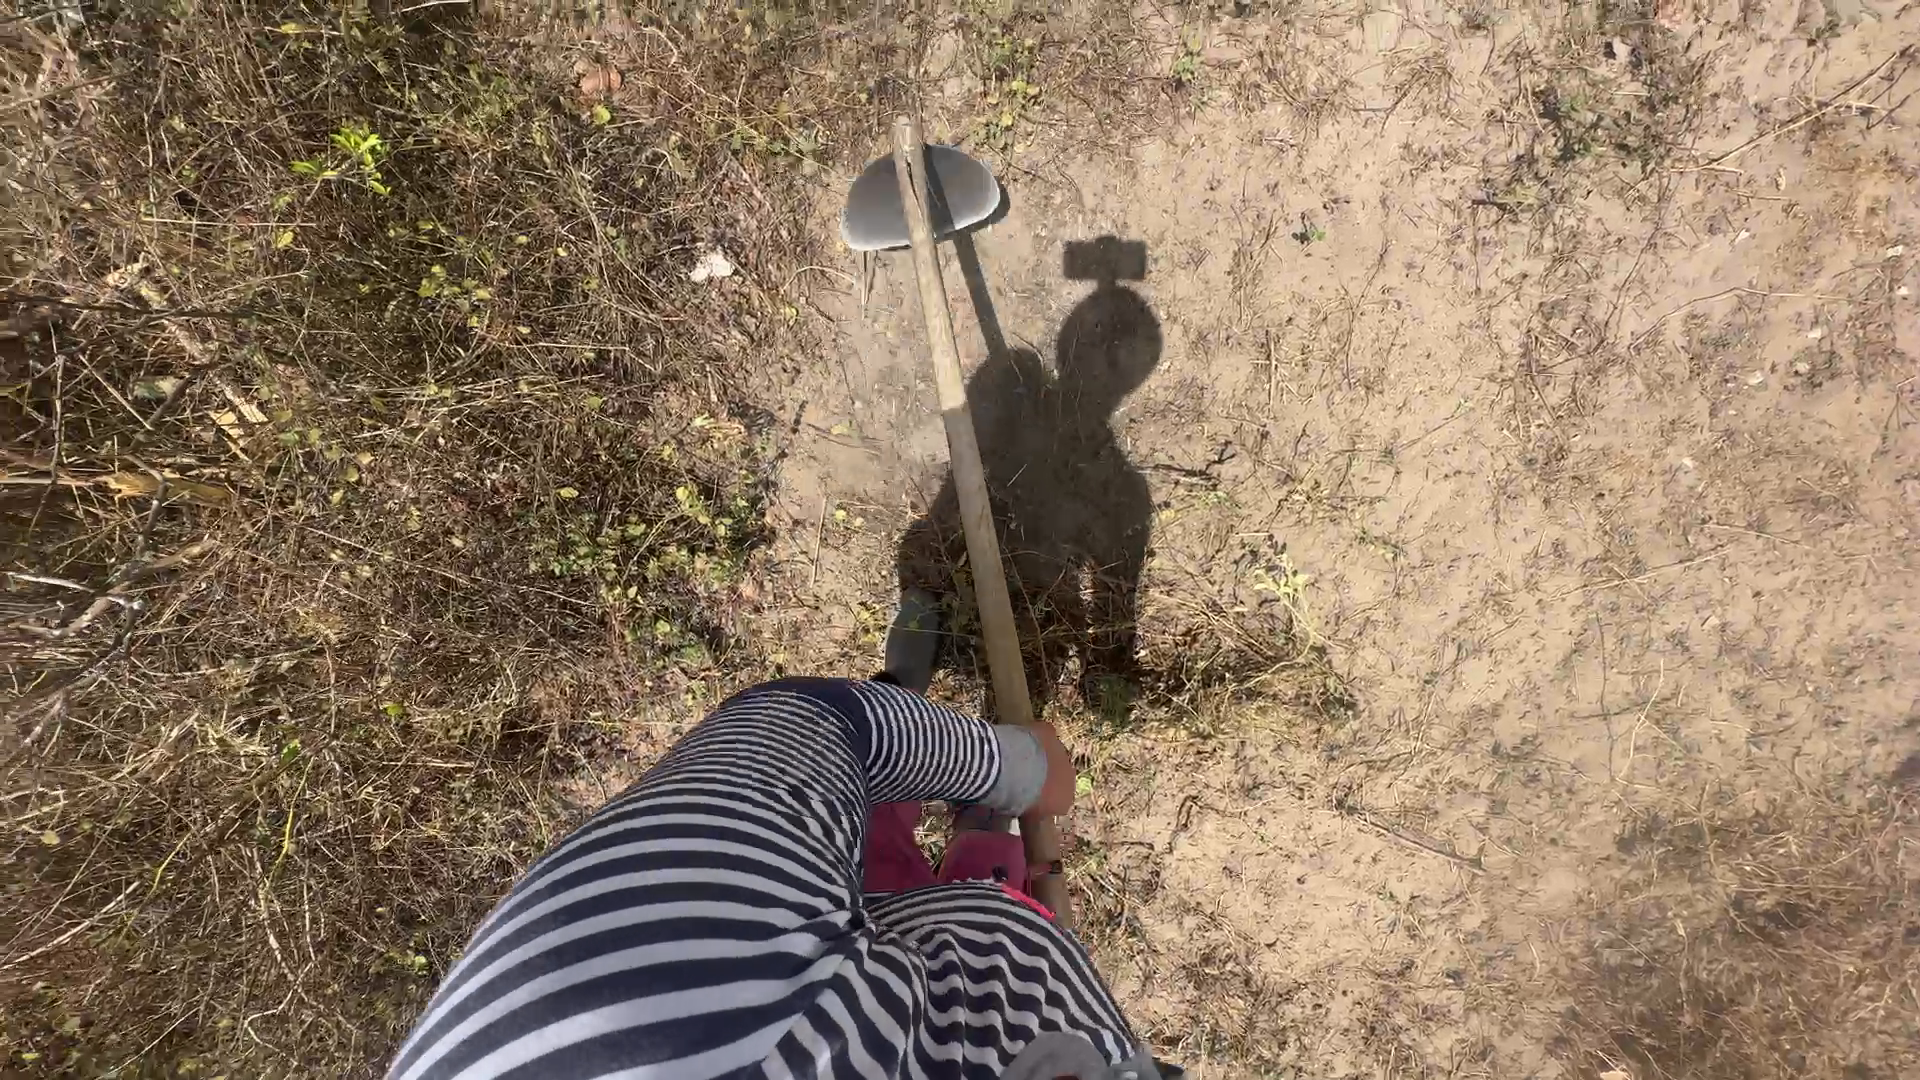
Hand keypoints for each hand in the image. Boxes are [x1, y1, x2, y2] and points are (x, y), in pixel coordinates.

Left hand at [1026, 721, 1075, 816]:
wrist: (1016, 770)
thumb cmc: (1018, 800)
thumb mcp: (1025, 815)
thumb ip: (1030, 815)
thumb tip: (1024, 818)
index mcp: (1065, 799)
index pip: (1060, 800)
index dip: (1043, 797)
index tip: (1029, 797)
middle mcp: (1069, 775)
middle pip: (1058, 775)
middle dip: (1044, 775)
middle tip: (1022, 777)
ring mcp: (1060, 751)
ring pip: (1052, 753)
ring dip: (1039, 755)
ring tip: (1018, 757)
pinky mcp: (1049, 732)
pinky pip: (1044, 734)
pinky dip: (1035, 736)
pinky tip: (1020, 738)